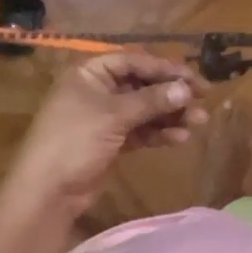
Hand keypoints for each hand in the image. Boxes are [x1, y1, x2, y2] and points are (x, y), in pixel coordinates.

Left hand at [7, 53, 207, 210]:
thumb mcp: (114, 116)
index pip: (134, 61)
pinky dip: (159, 132)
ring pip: (144, 109)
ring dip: (170, 114)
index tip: (194, 78)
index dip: (165, 68)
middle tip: (204, 99)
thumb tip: (186, 89)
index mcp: (90, 73)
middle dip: (171, 93)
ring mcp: (104, 117)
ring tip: (200, 122)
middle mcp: (97, 90)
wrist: (47, 191)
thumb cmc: (74, 141)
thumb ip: (151, 101)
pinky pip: (140, 130)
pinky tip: (180, 138)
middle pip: (142, 84)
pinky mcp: (111, 141)